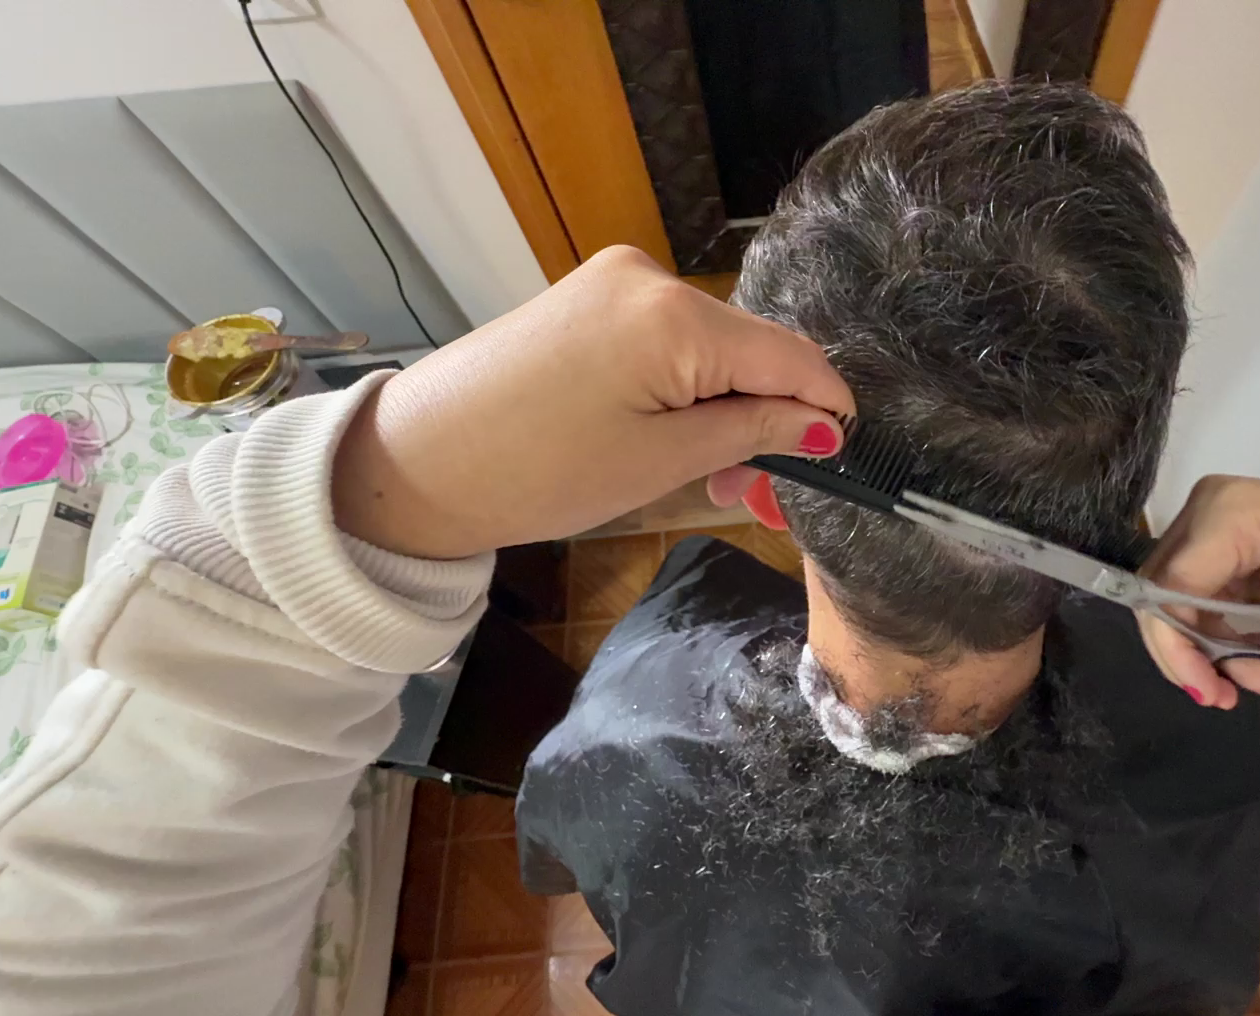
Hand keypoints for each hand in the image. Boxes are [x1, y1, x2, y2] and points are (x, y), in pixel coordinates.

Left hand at [331, 247, 853, 556]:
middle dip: (768, 420)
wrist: (416, 461)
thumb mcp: (662, 461)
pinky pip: (669, 343)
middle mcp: (651, 277)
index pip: (789, 355)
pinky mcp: (592, 297)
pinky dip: (687, 391)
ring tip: (717, 479)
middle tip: (761, 495)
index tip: (842, 452)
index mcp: (675, 316)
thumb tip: (826, 428)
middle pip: (749, 351)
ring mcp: (616, 281)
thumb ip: (754, 432)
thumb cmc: (542, 473)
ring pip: (710, 350)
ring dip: (726, 412)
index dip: (826, 405)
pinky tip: (678, 435)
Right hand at [1139, 476, 1259, 712]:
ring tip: (1255, 677)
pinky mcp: (1198, 548)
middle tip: (1221, 696)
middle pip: (1159, 595)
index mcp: (1229, 514)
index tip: (1209, 692)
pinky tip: (1241, 658)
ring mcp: (1193, 528)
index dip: (1178, 644)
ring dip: (1199, 651)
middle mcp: (1198, 513)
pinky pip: (1181, 600)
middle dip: (1187, 654)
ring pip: (1165, 603)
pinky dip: (1206, 638)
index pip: (1173, 585)